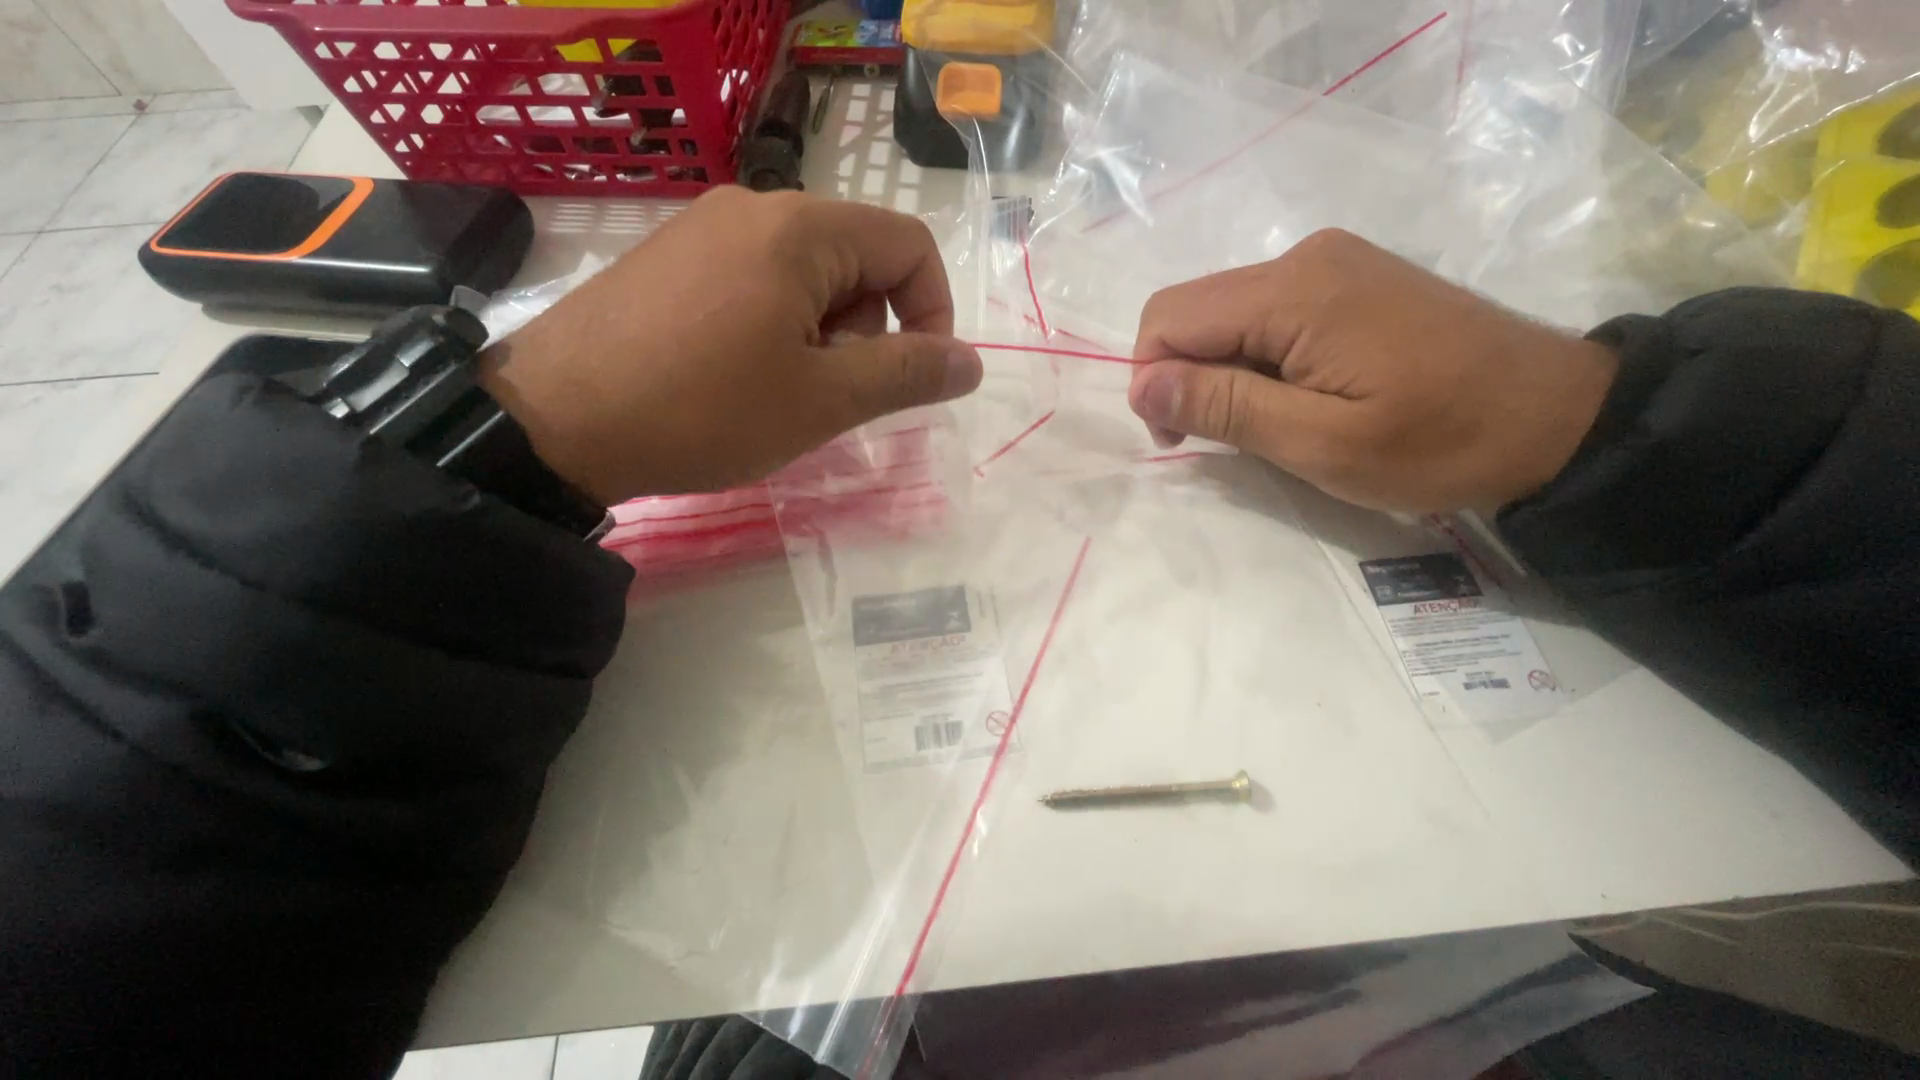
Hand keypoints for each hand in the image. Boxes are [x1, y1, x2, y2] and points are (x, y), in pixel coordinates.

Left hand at [479, 187, 982, 503]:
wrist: (554, 422)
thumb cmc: (704, 410)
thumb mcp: (821, 401)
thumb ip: (905, 375)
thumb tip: (971, 363)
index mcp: (799, 229)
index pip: (908, 245)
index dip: (934, 312)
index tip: (916, 379)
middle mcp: (753, 207)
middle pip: (856, 256)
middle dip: (869, 328)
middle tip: (832, 393)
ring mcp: (703, 228)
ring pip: (806, 273)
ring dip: (823, 333)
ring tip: (781, 392)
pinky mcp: (669, 258)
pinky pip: (754, 280)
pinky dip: (775, 326)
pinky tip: (737, 377)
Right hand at [1126, 229, 1618, 512]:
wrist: (1560, 417)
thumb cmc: (1440, 442)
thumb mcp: (1321, 443)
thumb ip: (1225, 406)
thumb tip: (1141, 384)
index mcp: (1293, 291)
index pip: (1169, 317)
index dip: (1153, 381)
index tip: (1183, 441)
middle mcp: (1304, 257)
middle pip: (1194, 309)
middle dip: (1184, 376)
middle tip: (1226, 441)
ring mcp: (1332, 262)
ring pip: (1228, 313)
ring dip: (1223, 371)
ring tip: (1271, 424)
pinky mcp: (1352, 279)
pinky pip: (1268, 313)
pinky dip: (1258, 359)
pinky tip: (1296, 396)